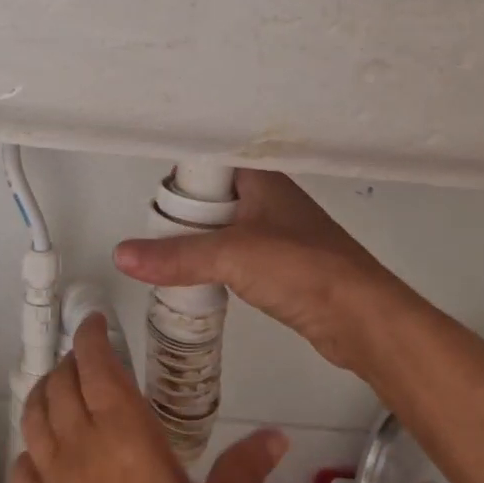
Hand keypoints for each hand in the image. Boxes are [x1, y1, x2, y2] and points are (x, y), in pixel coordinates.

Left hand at [11, 313, 286, 482]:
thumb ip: (245, 469)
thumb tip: (276, 438)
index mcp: (126, 435)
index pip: (95, 366)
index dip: (89, 337)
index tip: (95, 323)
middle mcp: (82, 450)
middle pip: (60, 385)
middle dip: (69, 361)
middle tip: (87, 358)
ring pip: (33, 419)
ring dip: (43, 394)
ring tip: (59, 387)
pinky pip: (21, 472)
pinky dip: (27, 450)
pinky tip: (40, 452)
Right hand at [116, 168, 390, 370]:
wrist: (362, 319)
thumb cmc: (301, 269)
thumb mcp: (230, 256)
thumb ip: (175, 256)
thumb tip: (121, 255)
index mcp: (261, 177)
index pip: (208, 163)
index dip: (179, 178)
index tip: (151, 201)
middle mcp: (270, 197)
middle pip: (212, 196)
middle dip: (182, 214)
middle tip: (150, 234)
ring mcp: (278, 232)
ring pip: (224, 227)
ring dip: (199, 241)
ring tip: (165, 257)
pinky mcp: (283, 266)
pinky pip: (237, 254)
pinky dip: (216, 263)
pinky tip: (199, 278)